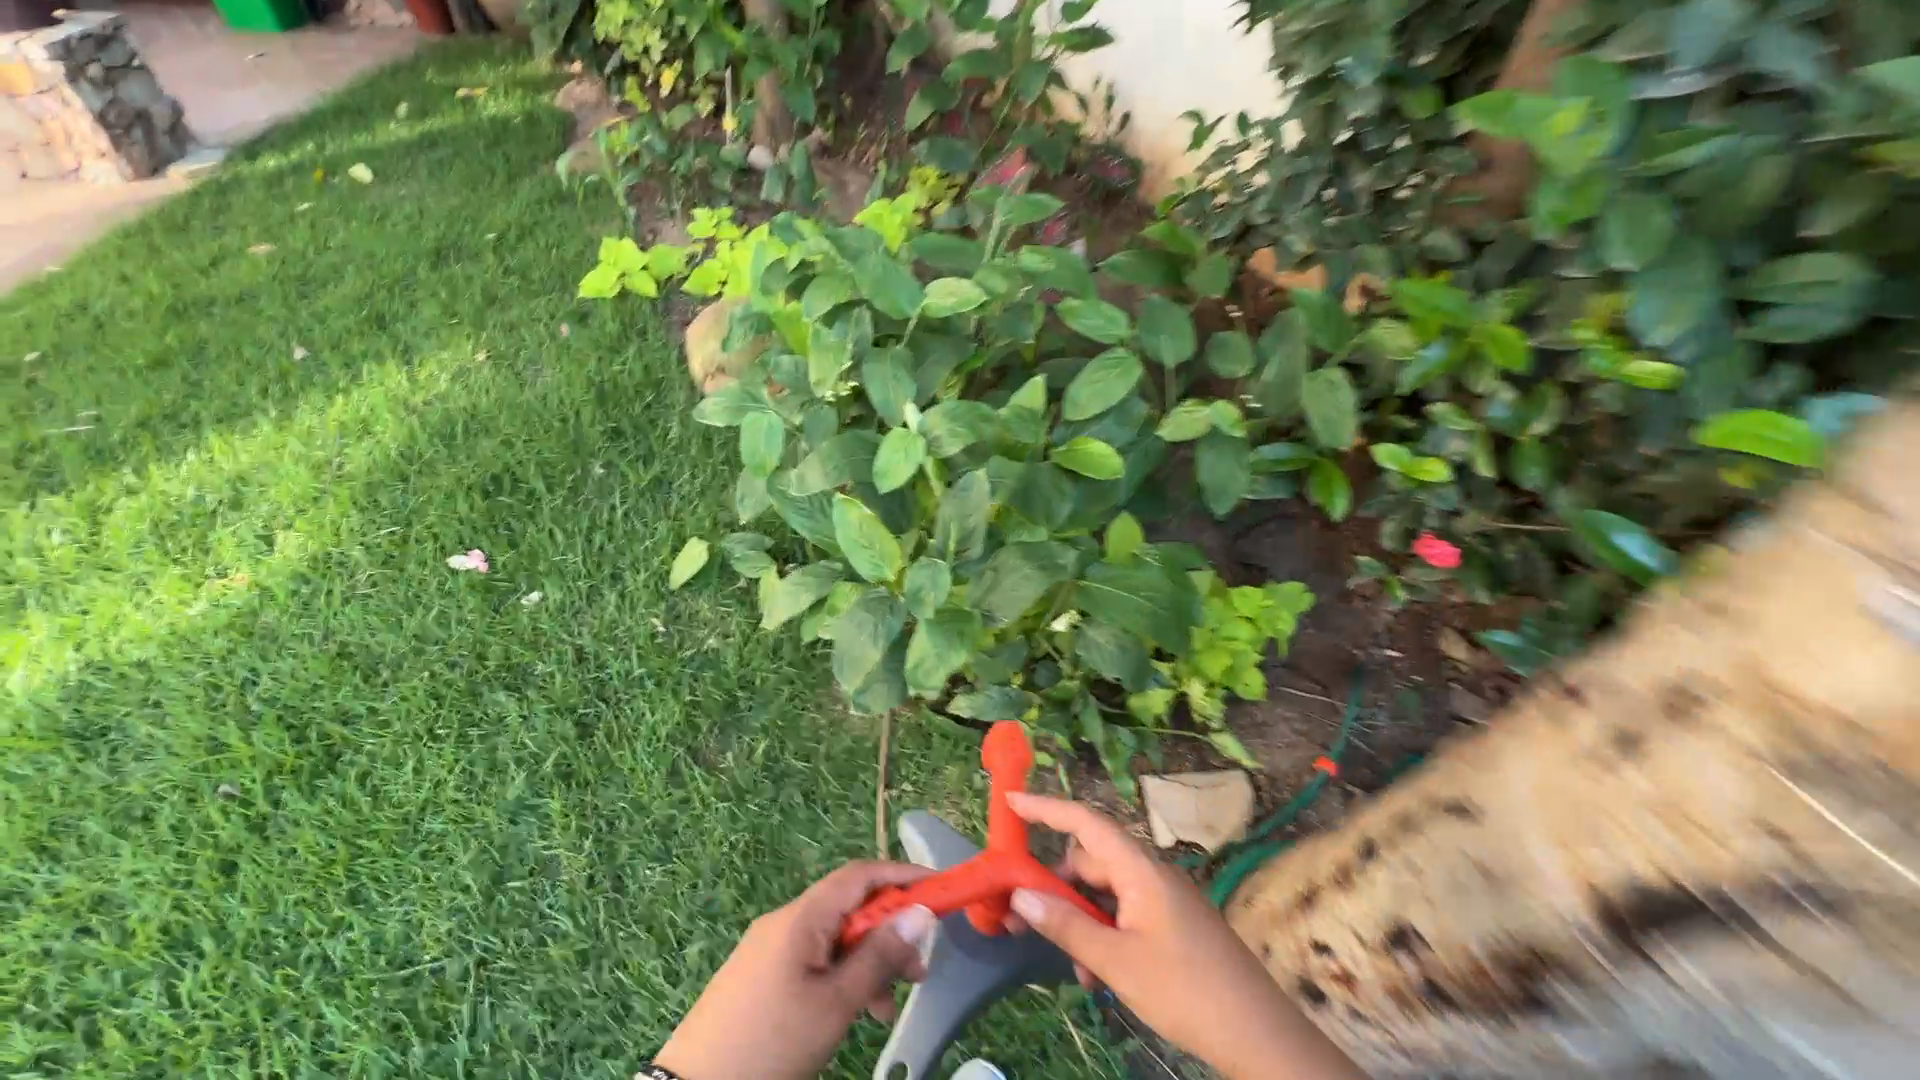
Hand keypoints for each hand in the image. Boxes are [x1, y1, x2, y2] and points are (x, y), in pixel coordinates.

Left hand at [655, 862, 938, 1079]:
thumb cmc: (772, 1041)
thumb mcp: (836, 1003)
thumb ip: (879, 956)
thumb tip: (919, 913)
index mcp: (801, 917)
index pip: (860, 874)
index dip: (903, 876)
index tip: (940, 890)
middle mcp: (785, 922)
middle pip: (850, 908)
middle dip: (889, 932)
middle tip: (920, 969)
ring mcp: (770, 949)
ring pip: (835, 939)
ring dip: (868, 962)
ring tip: (889, 1004)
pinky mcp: (762, 976)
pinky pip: (815, 961)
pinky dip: (842, 978)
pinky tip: (857, 1012)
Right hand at [1003, 793, 1367, 1079]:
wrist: (1257, 1033)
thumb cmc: (1184, 990)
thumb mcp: (1116, 961)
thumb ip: (1066, 926)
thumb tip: (1021, 896)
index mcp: (1141, 870)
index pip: (1086, 822)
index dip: (1046, 807)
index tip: (1011, 800)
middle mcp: (1152, 874)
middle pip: (1091, 862)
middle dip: (1056, 889)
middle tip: (1022, 920)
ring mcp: (1166, 899)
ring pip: (1106, 895)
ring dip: (1081, 922)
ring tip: (1075, 970)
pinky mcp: (1174, 924)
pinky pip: (1126, 915)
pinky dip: (1105, 935)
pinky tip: (1099, 976)